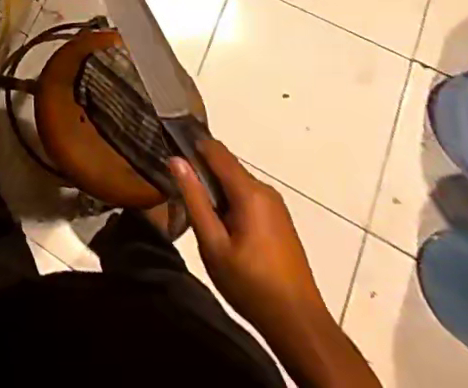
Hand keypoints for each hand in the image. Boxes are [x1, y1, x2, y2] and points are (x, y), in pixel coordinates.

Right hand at [173, 140, 329, 336]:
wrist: (298, 322)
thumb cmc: (250, 285)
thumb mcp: (213, 245)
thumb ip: (195, 200)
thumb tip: (177, 160)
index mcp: (250, 192)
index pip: (217, 151)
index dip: (193, 146)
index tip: (169, 148)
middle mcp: (266, 190)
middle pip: (228, 167)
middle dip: (203, 172)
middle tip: (178, 192)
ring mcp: (276, 206)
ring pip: (238, 184)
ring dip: (217, 191)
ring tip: (197, 213)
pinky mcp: (280, 221)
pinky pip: (250, 199)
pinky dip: (232, 203)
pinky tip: (222, 228)